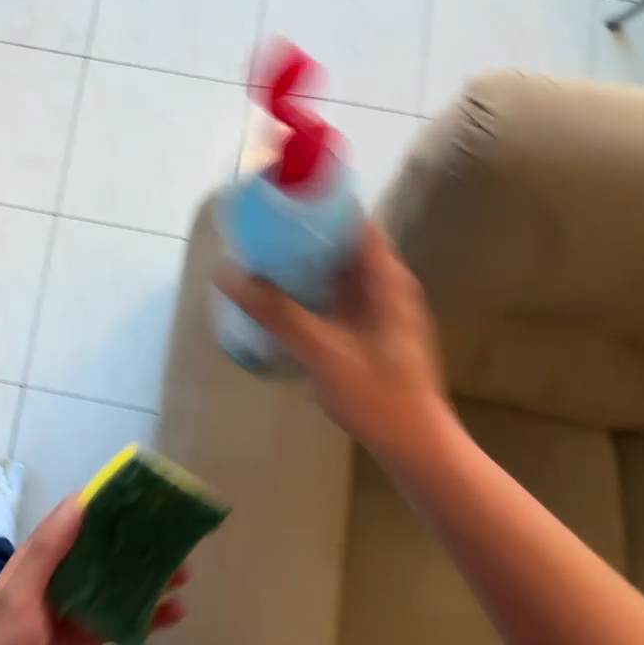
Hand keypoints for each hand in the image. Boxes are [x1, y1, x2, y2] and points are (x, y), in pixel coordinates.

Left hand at [0, 497, 184, 644]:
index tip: (136, 496)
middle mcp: (56, 580)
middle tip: (173, 534)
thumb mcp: (18, 596)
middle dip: (132, 542)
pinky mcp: (87, 641)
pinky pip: (122, 620)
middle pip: (98, 552)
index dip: (99, 506)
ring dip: (146, 577)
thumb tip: (79, 503)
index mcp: (34, 562)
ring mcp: (73, 611)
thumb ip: (47, 551)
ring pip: (115, 584)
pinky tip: (175, 612)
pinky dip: (147, 615)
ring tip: (184, 572)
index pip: (70, 522)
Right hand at [216, 224, 451, 456]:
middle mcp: (387, 287)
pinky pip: (336, 296)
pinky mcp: (370, 331)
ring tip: (262, 256)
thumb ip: (276, 312)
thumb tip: (228, 274)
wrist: (415, 445)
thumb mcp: (322, 351)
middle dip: (304, 233)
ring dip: (305, 263)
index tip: (282, 199)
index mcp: (387, 280)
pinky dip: (310, 289)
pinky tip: (280, 298)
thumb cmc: (378, 394)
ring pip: (338, 272)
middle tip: (260, 229)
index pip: (357, 222)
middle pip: (344, 244)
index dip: (322, 205)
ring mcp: (380, 310)